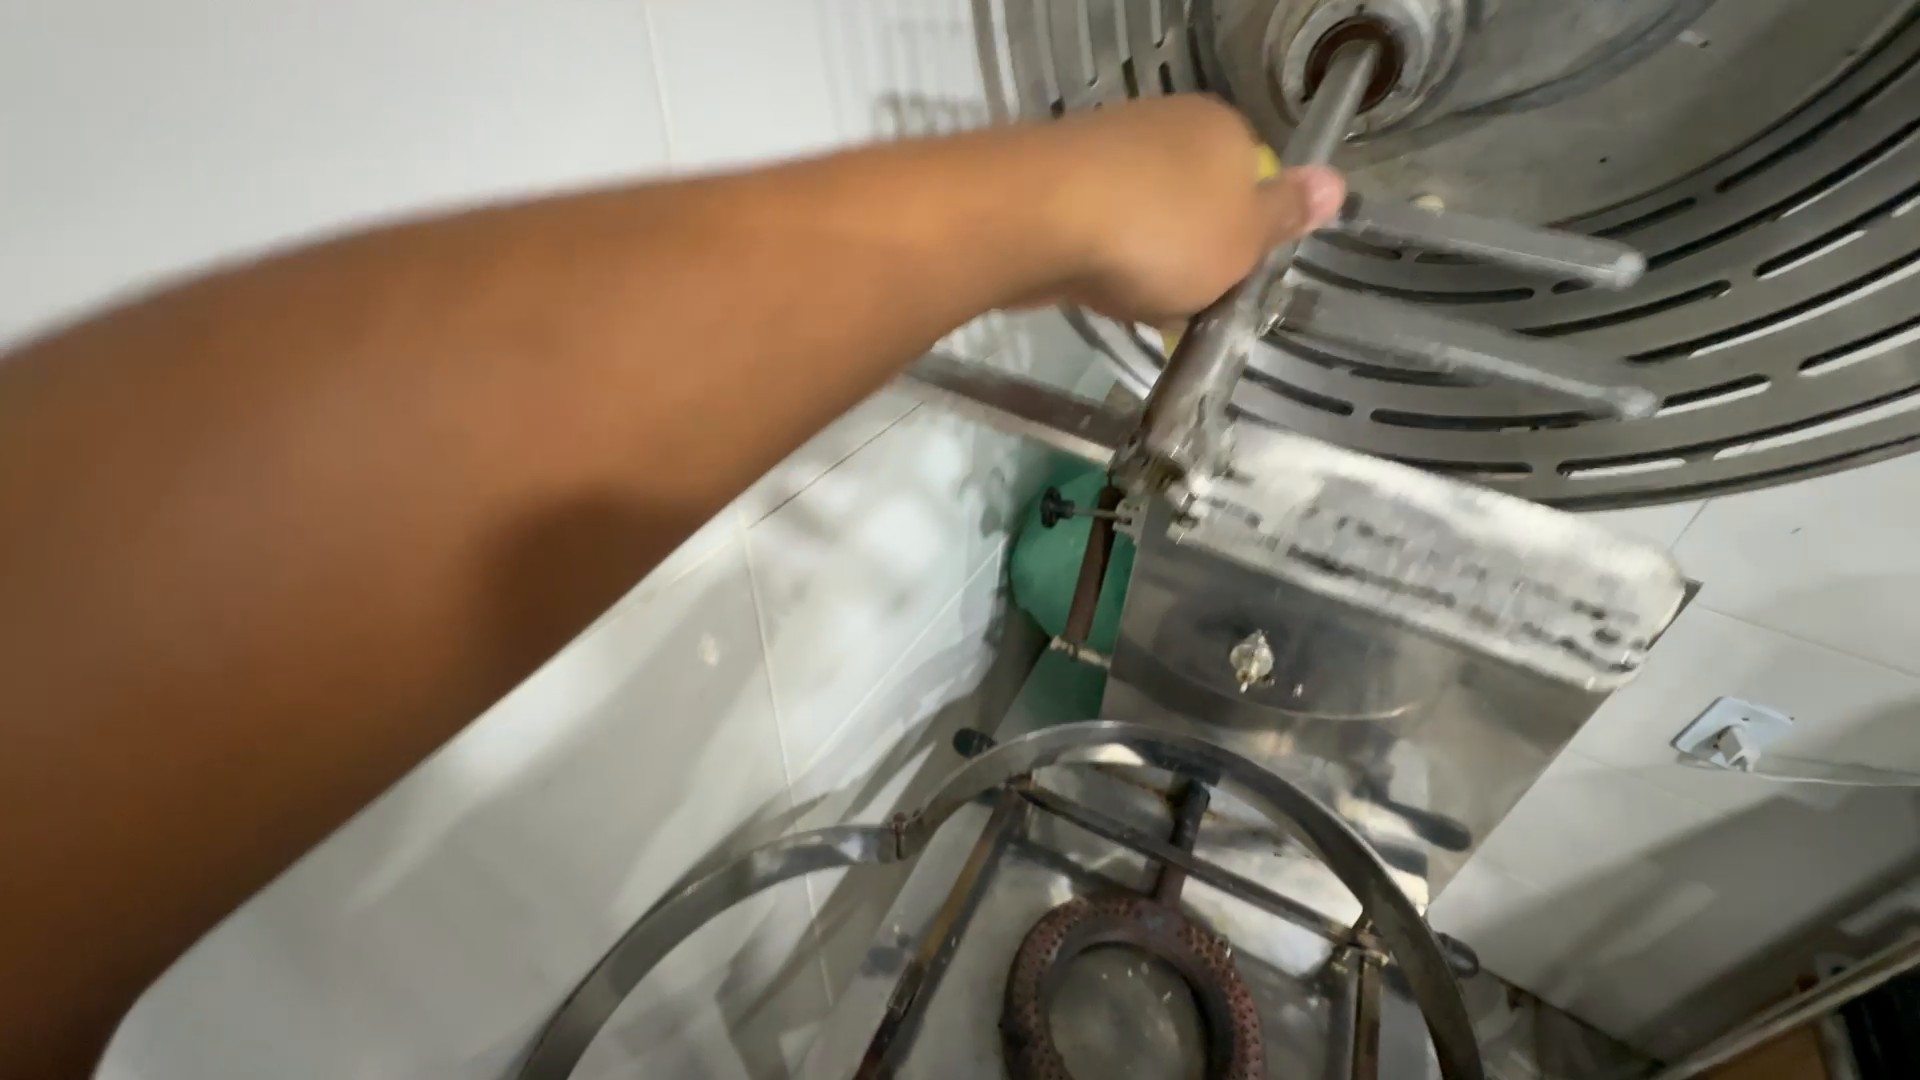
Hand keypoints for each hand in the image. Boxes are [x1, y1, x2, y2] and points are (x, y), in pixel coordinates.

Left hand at [1035, 95, 1346, 322]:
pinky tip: (1092, 288)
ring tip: (1131, 301)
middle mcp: (1164, 127)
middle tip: (1179, 303)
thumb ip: (1284, 217)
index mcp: (1223, 132)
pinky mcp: (1056, 182)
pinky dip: (1098, 260)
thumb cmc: (1162, 235)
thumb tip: (1336, 183)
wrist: (1040, 221)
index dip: (1242, 242)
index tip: (1227, 283)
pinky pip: (1095, 230)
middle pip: (1192, 204)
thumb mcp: (1244, 240)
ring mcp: (1105, 150)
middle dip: (1188, 257)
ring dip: (1140, 264)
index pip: (1251, 185)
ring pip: (1141, 221)